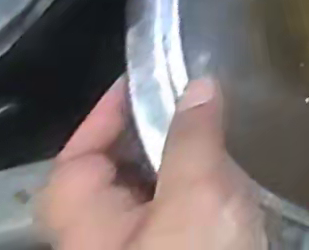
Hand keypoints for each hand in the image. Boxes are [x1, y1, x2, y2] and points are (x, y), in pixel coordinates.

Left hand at [37, 79, 260, 249]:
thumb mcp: (197, 197)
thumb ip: (193, 140)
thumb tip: (196, 85)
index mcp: (90, 233)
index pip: (71, 168)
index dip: (98, 120)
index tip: (140, 75)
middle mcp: (106, 245)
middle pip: (107, 182)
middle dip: (144, 133)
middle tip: (192, 89)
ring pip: (148, 193)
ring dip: (178, 151)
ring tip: (220, 115)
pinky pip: (181, 205)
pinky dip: (202, 174)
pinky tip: (237, 161)